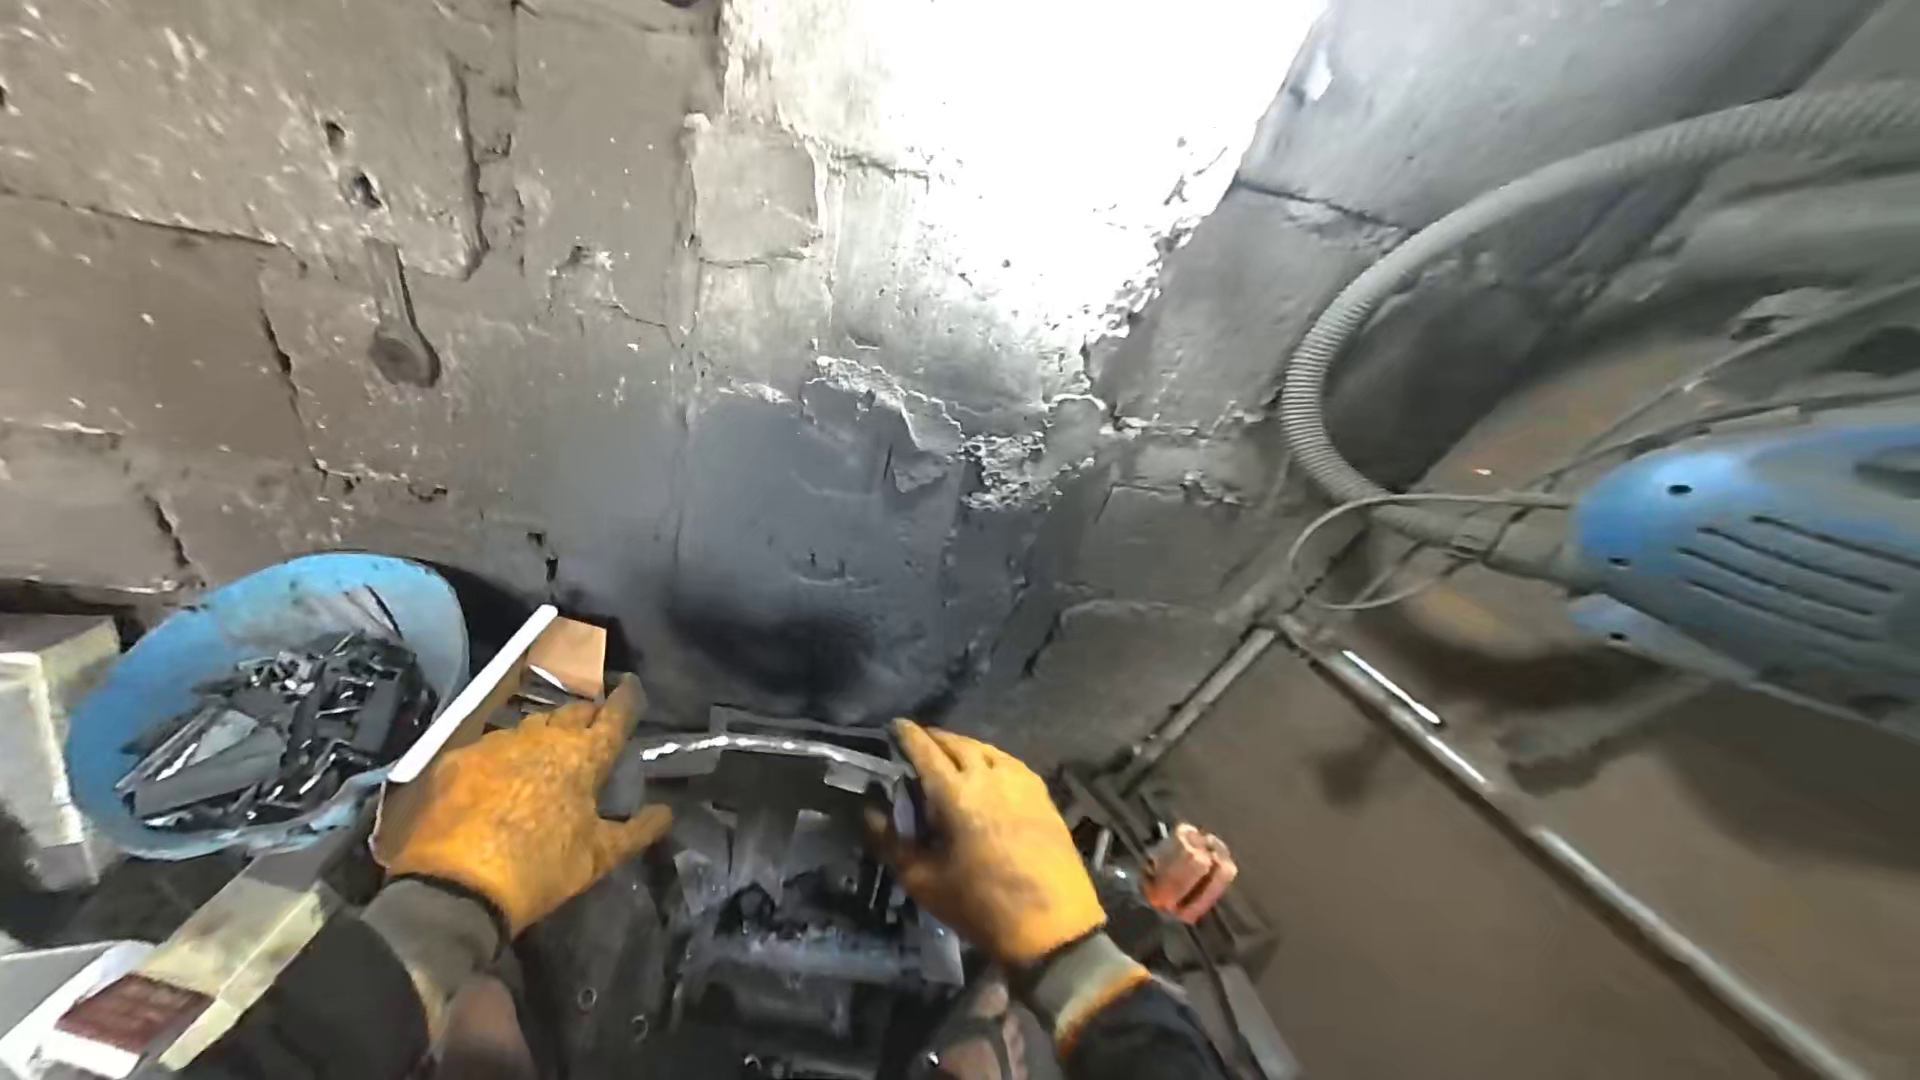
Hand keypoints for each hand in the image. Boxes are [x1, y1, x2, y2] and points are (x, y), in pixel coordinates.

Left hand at [386, 675, 672, 934]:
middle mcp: (547, 737)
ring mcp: (500, 744)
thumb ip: (639, 829)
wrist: (450, 893)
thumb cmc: (539, 870)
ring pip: (532, 724)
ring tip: (544, 751)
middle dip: (586, 715)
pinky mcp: (458, 759)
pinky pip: (490, 745)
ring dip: (545, 732)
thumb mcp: (599, 857)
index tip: (630, 687)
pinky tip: (498, 775)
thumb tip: (666, 812)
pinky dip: (503, 754)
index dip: (627, 698)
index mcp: (586, 755)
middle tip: (589, 729)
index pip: (617, 713)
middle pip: (574, 711)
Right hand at [883, 719, 1103, 967]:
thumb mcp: (924, 881)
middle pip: (956, 742)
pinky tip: (986, 770)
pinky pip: (1007, 760)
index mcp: (956, 793)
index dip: (908, 735)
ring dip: (962, 745)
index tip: (896, 725)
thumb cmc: (981, 906)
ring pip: (984, 748)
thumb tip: (869, 811)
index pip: (926, 750)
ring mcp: (1018, 779)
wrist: (1053, 925)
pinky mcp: (1040, 790)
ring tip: (950, 753)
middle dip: (935, 737)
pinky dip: (988, 757)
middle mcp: (987, 774)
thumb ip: (891, 842)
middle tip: (920, 742)